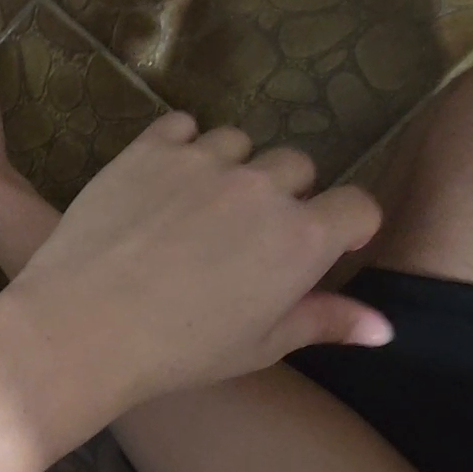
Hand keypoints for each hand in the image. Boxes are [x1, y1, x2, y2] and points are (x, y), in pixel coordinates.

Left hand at [0, 113, 389, 429]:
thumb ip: (323, 321)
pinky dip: (180, 142)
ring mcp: (201, 161)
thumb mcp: (260, 345)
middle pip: (295, 165)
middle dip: (284, 192)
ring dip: (230, 164)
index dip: (345, 224)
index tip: (324, 241)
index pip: (357, 204)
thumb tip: (384, 326)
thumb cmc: (180, 348)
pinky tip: (163, 174)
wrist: (88, 320)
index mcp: (301, 237)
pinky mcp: (148, 148)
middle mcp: (259, 187)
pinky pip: (180, 124)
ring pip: (238, 141)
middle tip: (245, 229)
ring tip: (198, 201)